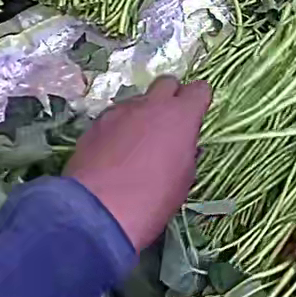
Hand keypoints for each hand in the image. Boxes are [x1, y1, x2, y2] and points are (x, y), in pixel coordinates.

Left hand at [64, 75, 210, 252]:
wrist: (97, 213)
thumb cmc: (152, 200)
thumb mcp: (183, 179)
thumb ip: (186, 151)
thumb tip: (182, 143)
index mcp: (181, 116)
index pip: (199, 89)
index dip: (199, 101)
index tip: (196, 115)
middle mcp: (152, 105)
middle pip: (167, 83)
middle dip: (171, 97)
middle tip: (169, 123)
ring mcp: (121, 111)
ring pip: (139, 100)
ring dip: (143, 114)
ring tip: (137, 144)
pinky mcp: (96, 123)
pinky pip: (115, 116)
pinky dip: (120, 127)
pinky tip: (114, 152)